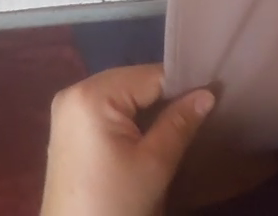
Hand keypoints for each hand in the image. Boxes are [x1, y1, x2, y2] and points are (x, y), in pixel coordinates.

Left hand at [40, 65, 215, 215]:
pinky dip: (126, 119)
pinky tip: (146, 136)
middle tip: (196, 115)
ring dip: (146, 109)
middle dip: (162, 98)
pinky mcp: (66, 129)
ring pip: (119, 95)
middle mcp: (73, 91)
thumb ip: (180, 123)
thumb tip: (208, 93)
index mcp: (91, 94)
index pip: (148, 76)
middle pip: (131, 83)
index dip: (181, 85)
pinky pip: (104, 110)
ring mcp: (66, 110)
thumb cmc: (116, 206)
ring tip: (176, 125)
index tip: (210, 97)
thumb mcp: (154, 166)